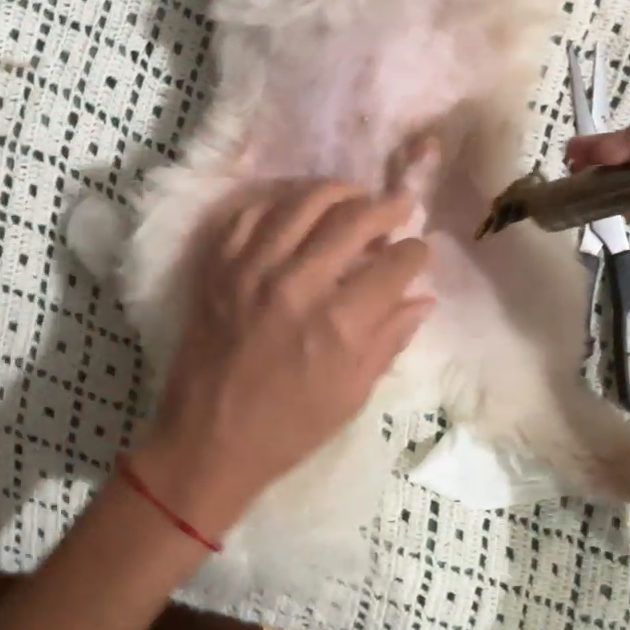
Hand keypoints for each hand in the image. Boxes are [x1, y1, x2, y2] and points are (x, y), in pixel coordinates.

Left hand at [131, 181, 434, 536]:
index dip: (416, 251)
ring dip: (337, 191)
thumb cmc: (287, 428)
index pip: (394, 263)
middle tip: (398, 206)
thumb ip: (388, 338)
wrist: (206, 438)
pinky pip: (250, 212)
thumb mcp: (351, 394)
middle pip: (352, 219)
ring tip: (354, 196)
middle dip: (386, 207)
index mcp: (338, 324)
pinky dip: (279, 202)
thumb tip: (422, 298)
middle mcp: (296, 283)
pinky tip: (296, 208)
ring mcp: (251, 268)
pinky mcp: (217, 265)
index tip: (419, 249)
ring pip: (302, 202)